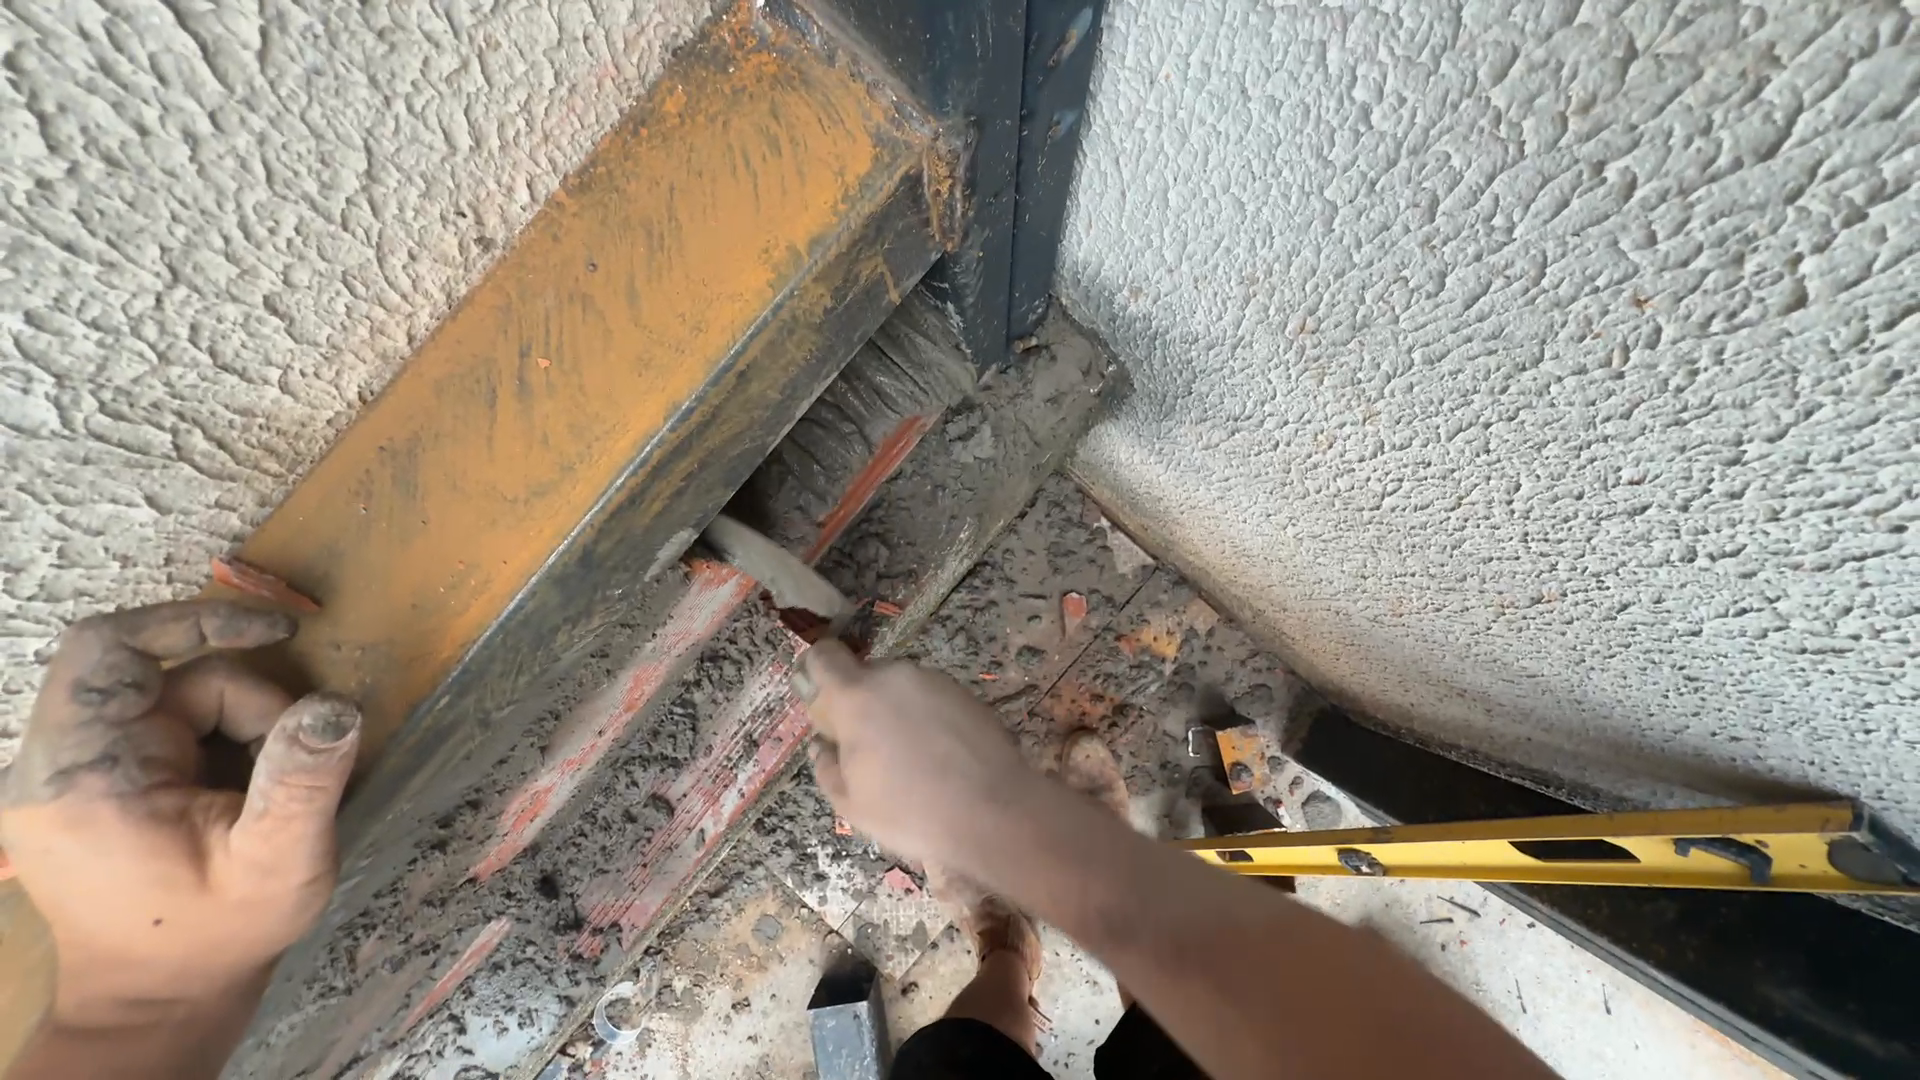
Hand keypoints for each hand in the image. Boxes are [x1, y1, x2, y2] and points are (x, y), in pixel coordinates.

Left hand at [0, 601, 359, 1020]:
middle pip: (170, 679)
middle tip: (294, 763)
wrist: (164, 993)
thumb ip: (303, 781)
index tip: (280, 631)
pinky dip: (236, 739)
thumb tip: (335, 707)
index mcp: (84, 777)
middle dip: (255, 706)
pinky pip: (180, 723)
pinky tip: (253, 787)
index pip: (109, 651)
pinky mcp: (105, 781)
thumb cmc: (219, 932)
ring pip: (186, 700)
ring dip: (253, 727)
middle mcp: (62, 765)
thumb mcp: (279, 860)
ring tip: (274, 792)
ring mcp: (80, 773)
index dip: (195, 620)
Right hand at [793, 641, 1038, 866]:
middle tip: (870, 748)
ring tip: (911, 758)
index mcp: (857, 696)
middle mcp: (895, 676)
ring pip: (900, 688)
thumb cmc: (911, 811)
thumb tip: (823, 746)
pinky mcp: (965, 691)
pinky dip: (927, 717)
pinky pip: (930, 697)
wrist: (993, 810)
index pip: (823, 656)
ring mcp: (934, 680)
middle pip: (864, 676)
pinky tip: (940, 755)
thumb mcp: (851, 804)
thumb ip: (827, 766)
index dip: (815, 671)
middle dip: (861, 704)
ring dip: (896, 712)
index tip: (821, 701)